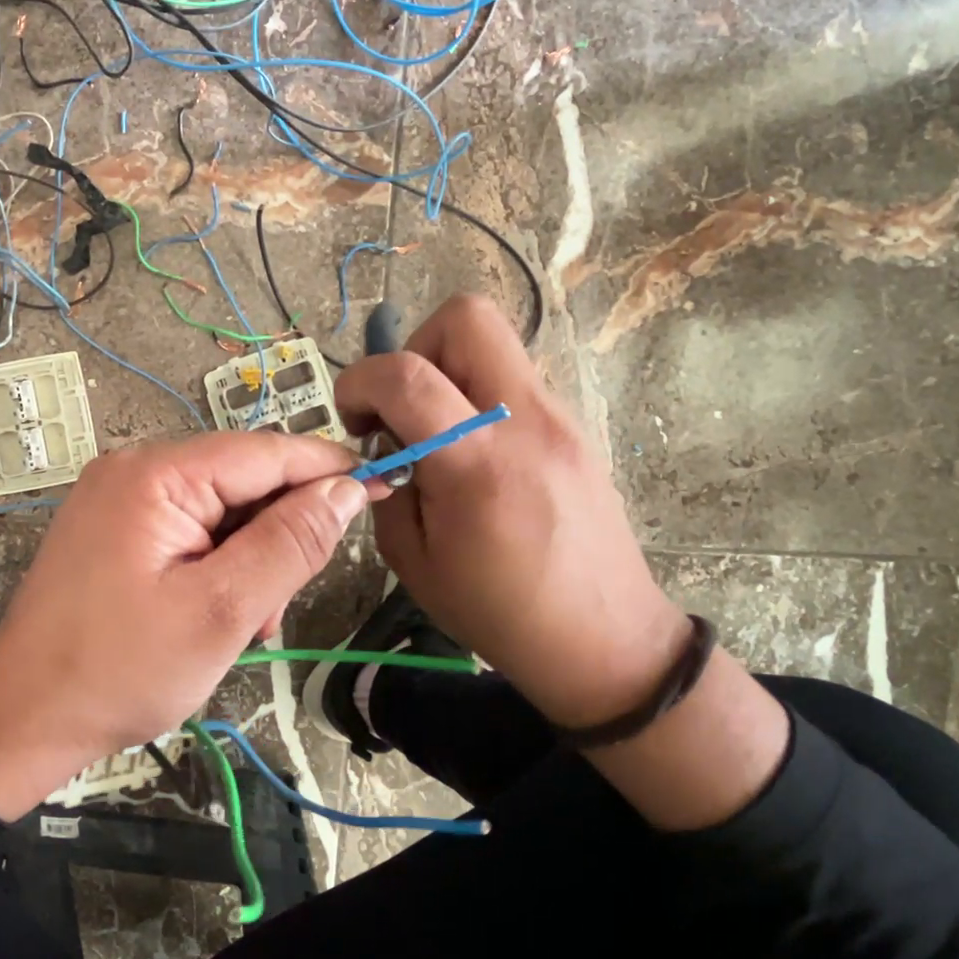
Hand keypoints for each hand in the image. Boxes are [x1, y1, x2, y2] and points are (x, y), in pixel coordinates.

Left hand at [0, 432, 367, 819]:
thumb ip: (288, 543)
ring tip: (247, 626)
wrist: (25, 715)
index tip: (385, 490)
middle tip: (279, 606)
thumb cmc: (121, 670)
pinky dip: (213, 567)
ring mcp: (116, 498)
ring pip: (217, 511)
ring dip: (247, 561)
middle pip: (240, 481)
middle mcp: (132, 469)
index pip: (264, 452)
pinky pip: (185, 531)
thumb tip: (345, 488)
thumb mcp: (221, 610)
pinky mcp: (111, 529)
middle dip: (276, 536)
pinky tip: (216, 616)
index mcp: (154, 474)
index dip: (327, 471)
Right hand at [334, 295, 691, 728]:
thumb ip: (388, 486)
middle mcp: (525, 422)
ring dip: (446, 372)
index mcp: (476, 464)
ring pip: (492, 343)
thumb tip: (386, 448)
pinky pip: (511, 379)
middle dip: (414, 348)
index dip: (357, 382)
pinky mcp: (573, 427)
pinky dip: (476, 397)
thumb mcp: (411, 558)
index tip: (353, 420)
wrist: (604, 640)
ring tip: (436, 434)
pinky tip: (471, 454)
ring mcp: (560, 418)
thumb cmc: (496, 611)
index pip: (404, 374)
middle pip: (466, 318)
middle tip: (403, 406)